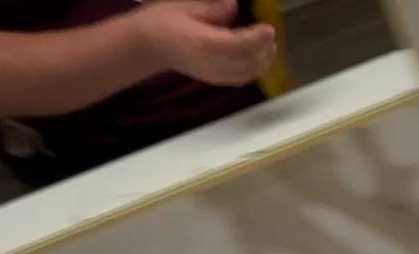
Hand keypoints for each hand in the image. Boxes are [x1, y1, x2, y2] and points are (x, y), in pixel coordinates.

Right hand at [132, 0, 276, 85]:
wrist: (149, 45)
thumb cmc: (164, 21)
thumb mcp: (186, 8)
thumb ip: (214, 9)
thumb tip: (235, 4)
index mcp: (206, 43)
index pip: (241, 44)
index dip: (258, 37)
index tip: (269, 28)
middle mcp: (215, 63)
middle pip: (250, 61)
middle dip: (265, 49)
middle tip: (270, 36)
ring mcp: (218, 75)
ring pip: (250, 73)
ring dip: (264, 61)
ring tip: (268, 46)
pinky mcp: (219, 81)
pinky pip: (244, 78)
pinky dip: (255, 69)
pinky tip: (258, 58)